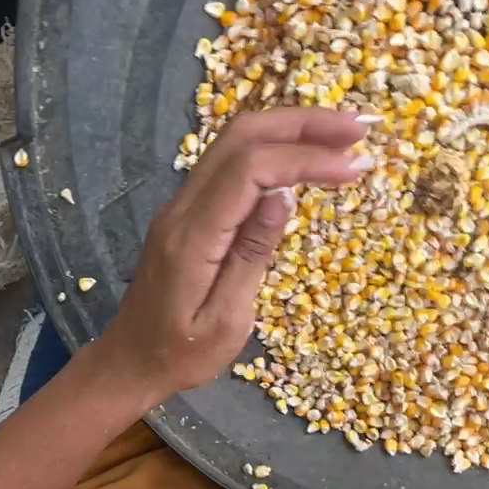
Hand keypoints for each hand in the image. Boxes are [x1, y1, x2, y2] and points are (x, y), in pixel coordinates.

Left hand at [88, 108, 374, 404]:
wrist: (129, 364)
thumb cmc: (179, 356)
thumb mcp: (224, 322)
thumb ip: (251, 257)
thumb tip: (284, 196)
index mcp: (191, 240)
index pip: (249, 169)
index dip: (305, 156)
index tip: (354, 167)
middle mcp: (179, 212)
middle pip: (240, 137)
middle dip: (302, 124)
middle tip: (359, 130)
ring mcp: (177, 211)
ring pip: (232, 144)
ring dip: (288, 132)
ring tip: (342, 138)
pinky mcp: (183, 218)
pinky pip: (227, 167)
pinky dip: (269, 153)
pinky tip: (301, 161)